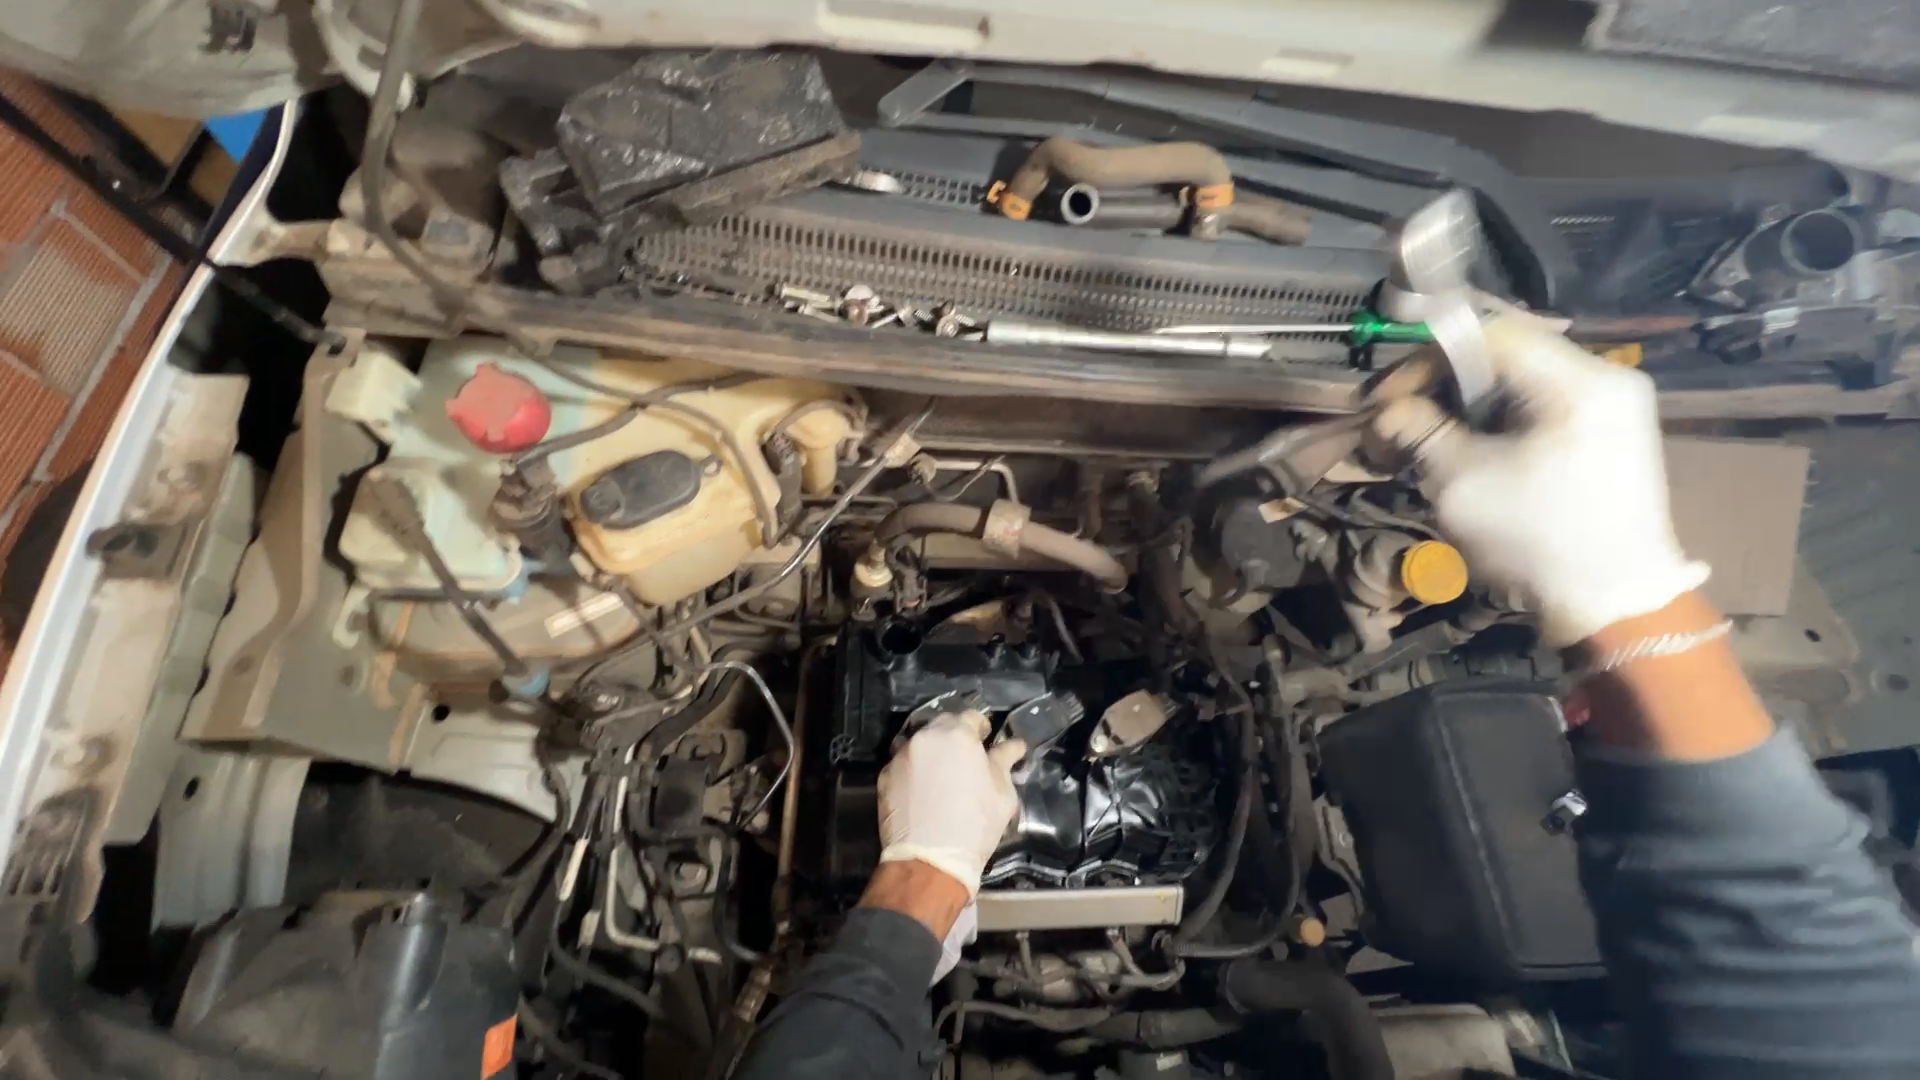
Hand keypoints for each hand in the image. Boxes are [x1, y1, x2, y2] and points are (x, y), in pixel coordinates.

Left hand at [875, 709, 1024, 897]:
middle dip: (955, 736)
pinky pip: (904, 764)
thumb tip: (1014, 744)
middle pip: (943, 725)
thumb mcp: (1002, 793)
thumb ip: (1005, 761)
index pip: (971, 717)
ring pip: (921, 743)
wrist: (930, 861)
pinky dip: (914, 769)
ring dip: (933, 751)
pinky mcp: (884, 776)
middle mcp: (925, 737)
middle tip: (966, 759)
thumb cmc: (974, 825)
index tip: (986, 742)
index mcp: (957, 735)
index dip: (981, 728)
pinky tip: (922, 789)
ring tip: (942, 774)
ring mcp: (901, 756)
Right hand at [1370, 313, 1708, 646]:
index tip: (1385, 397)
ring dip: (1455, 402)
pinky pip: (1528, 402)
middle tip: (1393, 418)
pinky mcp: (1596, 428)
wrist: (1611, 595)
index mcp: (1577, 382)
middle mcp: (1598, 378)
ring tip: (1417, 436)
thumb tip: (1386, 410)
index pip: (1488, 334)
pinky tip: (1454, 445)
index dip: (1425, 359)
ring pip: (1510, 378)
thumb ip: (1421, 432)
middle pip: (1499, 353)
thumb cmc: (1537, 536)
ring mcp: (1602, 403)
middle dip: (1435, 383)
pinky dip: (1483, 418)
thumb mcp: (1464, 482)